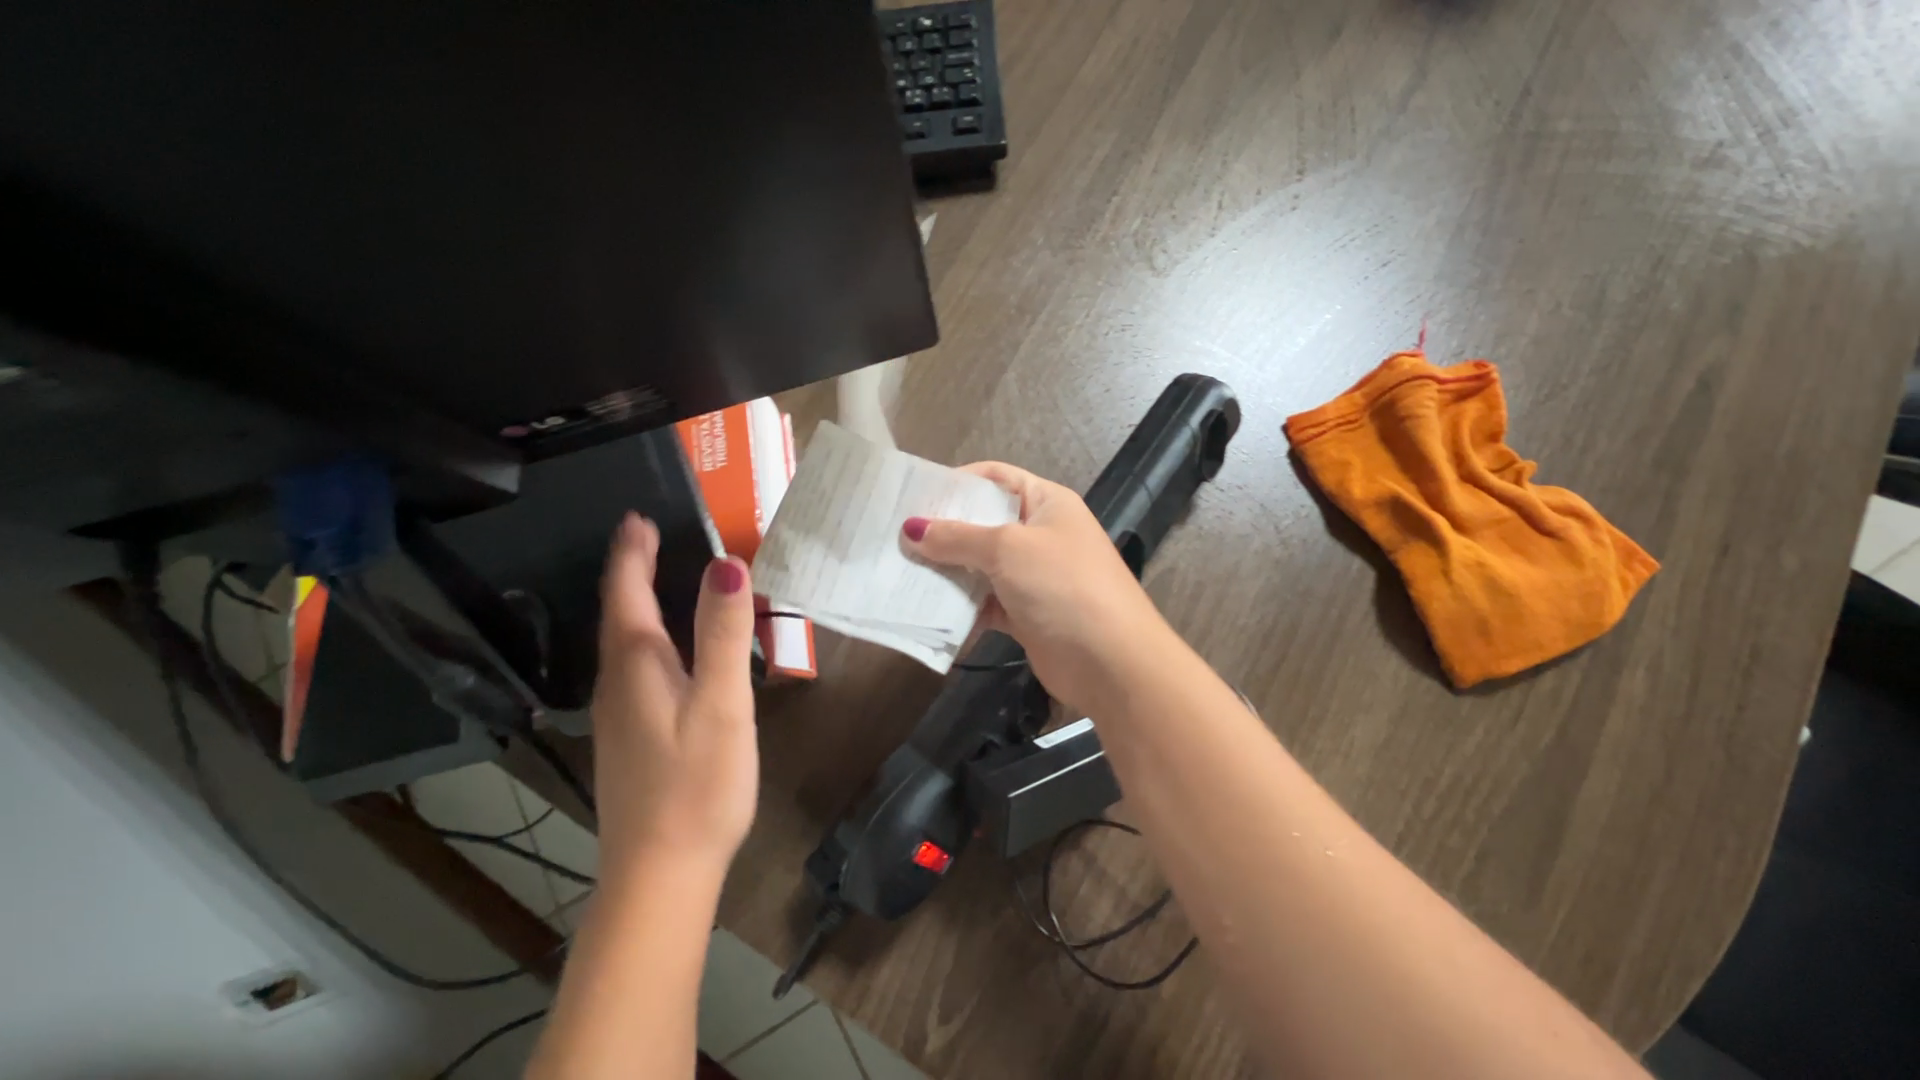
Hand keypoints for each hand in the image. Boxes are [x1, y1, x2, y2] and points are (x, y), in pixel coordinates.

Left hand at [591, 514, 758, 880]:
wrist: (660, 873)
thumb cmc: (696, 784)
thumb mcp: (722, 703)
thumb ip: (724, 634)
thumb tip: (727, 565)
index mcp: (635, 665)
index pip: (626, 592)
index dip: (631, 551)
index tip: (638, 516)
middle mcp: (616, 683)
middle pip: (619, 615)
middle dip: (632, 572)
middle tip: (652, 537)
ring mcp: (618, 716)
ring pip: (624, 645)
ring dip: (639, 606)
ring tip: (663, 583)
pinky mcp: (629, 741)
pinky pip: (635, 671)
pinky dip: (650, 642)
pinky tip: (672, 655)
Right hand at [903, 462, 1172, 713]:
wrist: (1112, 662)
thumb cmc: (1063, 586)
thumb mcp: (1008, 549)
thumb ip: (958, 538)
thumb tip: (912, 530)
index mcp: (1047, 503)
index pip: (996, 478)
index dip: (956, 483)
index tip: (912, 496)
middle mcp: (1041, 535)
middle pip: (983, 524)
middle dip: (942, 532)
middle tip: (893, 538)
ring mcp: (1034, 578)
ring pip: (980, 567)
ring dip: (946, 572)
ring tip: (898, 573)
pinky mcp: (1026, 616)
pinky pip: (985, 605)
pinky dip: (961, 608)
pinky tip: (926, 612)